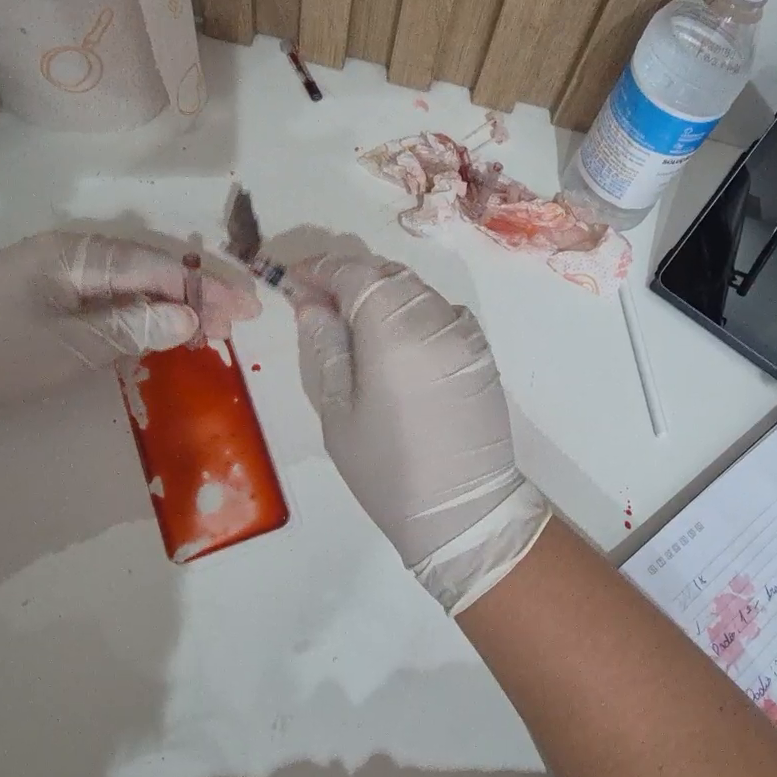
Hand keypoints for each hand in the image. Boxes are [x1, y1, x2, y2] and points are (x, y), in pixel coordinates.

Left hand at [0, 231, 259, 446]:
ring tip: (215, 328)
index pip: (160, 266)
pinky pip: (117, 294)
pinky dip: (149, 310)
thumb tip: (194, 319)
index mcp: (77, 253)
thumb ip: (134, 328)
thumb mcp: (67, 347)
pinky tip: (170, 327)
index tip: (248, 310)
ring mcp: (64, 270)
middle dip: (201, 293)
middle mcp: (75, 251)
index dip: (207, 289)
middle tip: (239, 323)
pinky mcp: (55, 292)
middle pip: (155, 267)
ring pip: (139, 280)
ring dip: (179, 303)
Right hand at [288, 254, 549, 612]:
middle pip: (388, 275)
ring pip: (417, 291)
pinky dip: (413, 311)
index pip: (355, 273)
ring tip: (352, 322)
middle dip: (350, 277)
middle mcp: (436, 320)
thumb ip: (327, 347)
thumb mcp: (338, 411)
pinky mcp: (482, 352)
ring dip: (382, 293)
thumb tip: (310, 303)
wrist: (463, 508)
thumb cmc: (387, 468)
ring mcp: (466, 334)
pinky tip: (395, 341)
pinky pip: (441, 313)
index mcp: (395, 331)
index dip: (321, 268)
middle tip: (318, 302)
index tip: (294, 277)